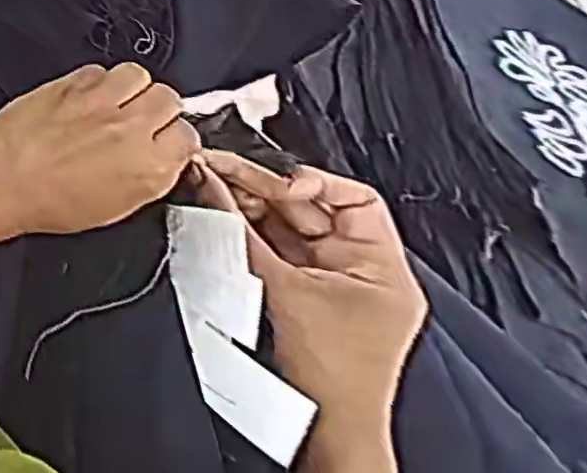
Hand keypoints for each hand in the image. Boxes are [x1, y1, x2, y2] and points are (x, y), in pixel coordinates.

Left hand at [0, 64, 199, 239]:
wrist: (0, 178)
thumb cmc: (46, 199)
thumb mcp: (116, 206)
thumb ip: (147, 175)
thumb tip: (157, 159)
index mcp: (148, 167)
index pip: (187, 136)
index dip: (174, 136)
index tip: (162, 138)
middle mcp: (128, 129)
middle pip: (168, 97)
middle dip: (158, 107)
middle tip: (139, 117)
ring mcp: (97, 102)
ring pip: (137, 74)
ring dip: (130, 86)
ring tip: (114, 102)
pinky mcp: (67, 85)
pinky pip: (97, 69)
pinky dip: (95, 80)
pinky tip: (84, 97)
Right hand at [197, 152, 426, 470]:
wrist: (318, 417)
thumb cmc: (328, 368)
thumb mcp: (279, 282)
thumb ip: (237, 225)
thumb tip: (209, 179)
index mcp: (379, 266)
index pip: (352, 197)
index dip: (309, 180)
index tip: (270, 179)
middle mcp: (356, 265)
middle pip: (305, 205)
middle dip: (258, 184)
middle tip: (214, 168)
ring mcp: (325, 275)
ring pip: (281, 219)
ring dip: (244, 201)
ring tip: (207, 185)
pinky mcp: (297, 283)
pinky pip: (269, 239)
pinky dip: (242, 223)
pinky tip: (216, 209)